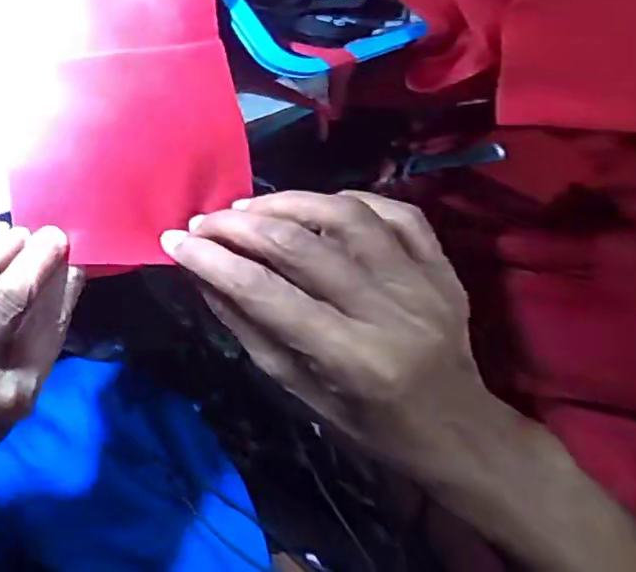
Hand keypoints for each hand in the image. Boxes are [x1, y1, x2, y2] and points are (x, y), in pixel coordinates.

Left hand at [0, 226, 85, 482]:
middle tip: (51, 234)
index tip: (69, 250)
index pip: (46, 324)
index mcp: (17, 385)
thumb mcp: (31, 386)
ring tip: (16, 234)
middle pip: (9, 298)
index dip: (59, 281)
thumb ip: (50, 333)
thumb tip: (70, 274)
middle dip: (33, 259)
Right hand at [161, 191, 509, 480]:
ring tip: (248, 210)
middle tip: (202, 224)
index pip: (262, 289)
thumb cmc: (364, 417)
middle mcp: (391, 314)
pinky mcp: (444, 270)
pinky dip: (347, 200)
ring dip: (282, 203)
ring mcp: (424, 287)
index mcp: (351, 356)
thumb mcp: (288, 380)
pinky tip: (314, 209)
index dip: (207, 258)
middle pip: (297, 244)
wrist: (463, 435)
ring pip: (344, 215)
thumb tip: (193, 265)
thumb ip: (239, 317)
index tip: (172, 240)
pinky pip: (396, 213)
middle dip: (233, 225)